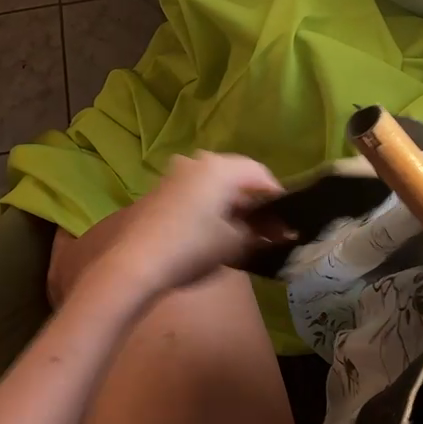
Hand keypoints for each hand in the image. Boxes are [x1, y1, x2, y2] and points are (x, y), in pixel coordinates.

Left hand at [92, 152, 285, 295]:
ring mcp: (176, 173)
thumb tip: (280, 231)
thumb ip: (261, 234)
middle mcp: (198, 160)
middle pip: (236, 176)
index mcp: (220, 166)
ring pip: (214, 183)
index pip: (260, 174)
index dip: (277, 198)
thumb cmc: (192, 248)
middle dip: (253, 202)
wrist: (135, 262)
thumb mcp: (234, 244)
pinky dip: (210, 205)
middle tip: (267, 231)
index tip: (287, 223)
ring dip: (231, 203)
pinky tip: (213, 231)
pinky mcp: (162, 189)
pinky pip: (196, 190)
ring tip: (242, 233)